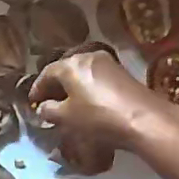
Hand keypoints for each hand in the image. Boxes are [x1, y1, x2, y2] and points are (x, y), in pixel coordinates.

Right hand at [28, 46, 175, 149]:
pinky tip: (86, 103)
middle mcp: (88, 57)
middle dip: (54, 86)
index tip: (32, 103)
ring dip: (72, 87)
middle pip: (65, 71)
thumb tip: (43, 107)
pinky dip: (87, 89)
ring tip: (66, 104)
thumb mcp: (66, 117)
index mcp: (70, 65)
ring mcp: (109, 64)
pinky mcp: (124, 73)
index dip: (37, 89)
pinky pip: (96, 79)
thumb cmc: (98, 117)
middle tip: (47, 102)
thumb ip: (48, 110)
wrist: (146, 121)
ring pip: (81, 74)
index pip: (46, 74)